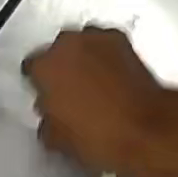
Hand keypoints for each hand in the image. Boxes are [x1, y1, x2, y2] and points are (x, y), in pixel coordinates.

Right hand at [22, 26, 177, 176]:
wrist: (145, 126)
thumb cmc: (96, 136)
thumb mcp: (58, 140)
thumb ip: (46, 119)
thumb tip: (49, 112)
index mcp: (46, 65)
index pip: (32, 66)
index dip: (39, 82)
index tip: (46, 96)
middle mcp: (68, 42)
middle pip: (58, 49)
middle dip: (61, 65)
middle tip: (70, 90)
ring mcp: (97, 36)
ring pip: (82, 43)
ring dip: (83, 57)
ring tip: (93, 81)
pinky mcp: (122, 38)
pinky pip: (105, 43)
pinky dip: (106, 55)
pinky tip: (112, 75)